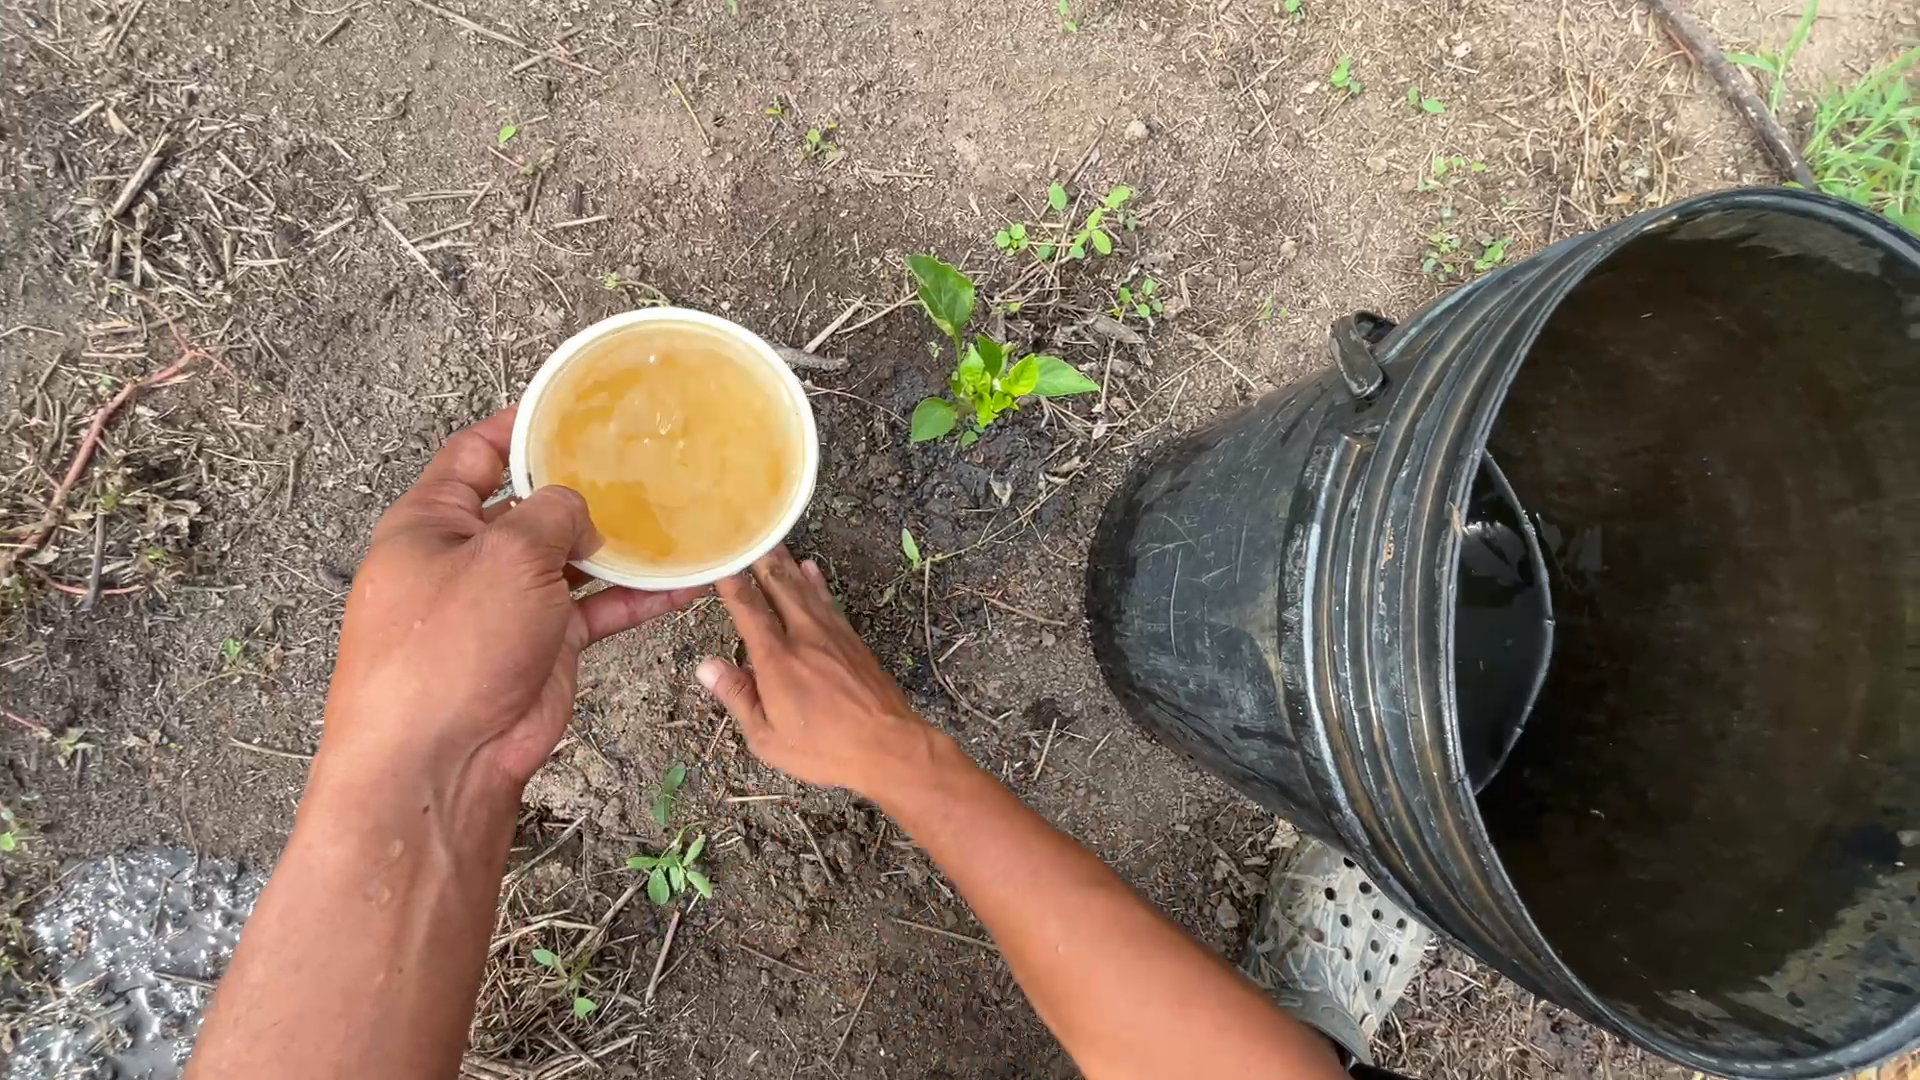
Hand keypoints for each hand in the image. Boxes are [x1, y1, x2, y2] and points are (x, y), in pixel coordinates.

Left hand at [320, 409, 704, 805]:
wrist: (445, 755)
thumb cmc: (452, 643)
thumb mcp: (504, 555)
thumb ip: (550, 513)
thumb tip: (576, 507)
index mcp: (434, 523)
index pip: (475, 455)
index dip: (518, 427)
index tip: (570, 409)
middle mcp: (472, 558)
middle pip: (535, 507)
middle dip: (585, 490)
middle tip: (642, 467)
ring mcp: (512, 602)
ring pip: (576, 560)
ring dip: (622, 549)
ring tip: (675, 524)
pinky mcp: (547, 641)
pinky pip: (599, 608)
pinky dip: (636, 599)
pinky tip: (683, 588)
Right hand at [697, 546, 937, 798]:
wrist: (888, 744)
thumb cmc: (824, 749)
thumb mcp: (768, 737)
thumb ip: (738, 696)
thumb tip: (706, 666)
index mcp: (777, 659)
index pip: (749, 610)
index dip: (732, 584)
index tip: (721, 562)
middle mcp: (804, 637)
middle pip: (779, 587)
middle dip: (761, 561)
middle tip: (748, 536)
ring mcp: (832, 635)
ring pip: (805, 589)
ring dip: (786, 565)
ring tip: (773, 543)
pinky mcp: (853, 640)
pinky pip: (829, 601)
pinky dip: (817, 582)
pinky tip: (811, 569)